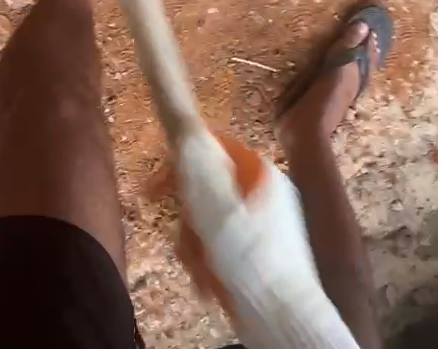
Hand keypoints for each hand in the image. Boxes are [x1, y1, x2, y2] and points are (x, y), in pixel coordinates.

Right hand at [175, 130, 358, 348]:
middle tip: (186, 243)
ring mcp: (263, 225)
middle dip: (189, 223)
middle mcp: (263, 193)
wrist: (282, 317)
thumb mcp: (215, 204)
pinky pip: (223, 247)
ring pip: (211, 222)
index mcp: (258, 172)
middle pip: (207, 191)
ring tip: (201, 272)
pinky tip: (211, 284)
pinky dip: (210, 264)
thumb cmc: (249, 258)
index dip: (179, 165)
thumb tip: (181, 121)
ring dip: (197, 249)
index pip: (212, 150)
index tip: (154, 189)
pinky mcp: (259, 255)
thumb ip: (195, 163)